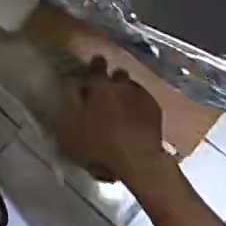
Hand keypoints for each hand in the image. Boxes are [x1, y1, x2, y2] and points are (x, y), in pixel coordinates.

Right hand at [55, 58, 168, 188]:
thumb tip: (73, 86)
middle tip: (106, 90)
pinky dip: (139, 105)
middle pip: (117, 74)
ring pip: (132, 87)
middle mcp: (122, 85)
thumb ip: (70, 103)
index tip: (95, 62)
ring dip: (126, 92)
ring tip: (122, 105)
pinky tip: (136, 117)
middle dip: (113, 78)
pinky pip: (144, 101)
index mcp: (99, 86)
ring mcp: (141, 96)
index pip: (96, 67)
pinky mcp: (156, 111)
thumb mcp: (69, 127)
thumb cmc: (98, 146)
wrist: (137, 162)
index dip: (94, 64)